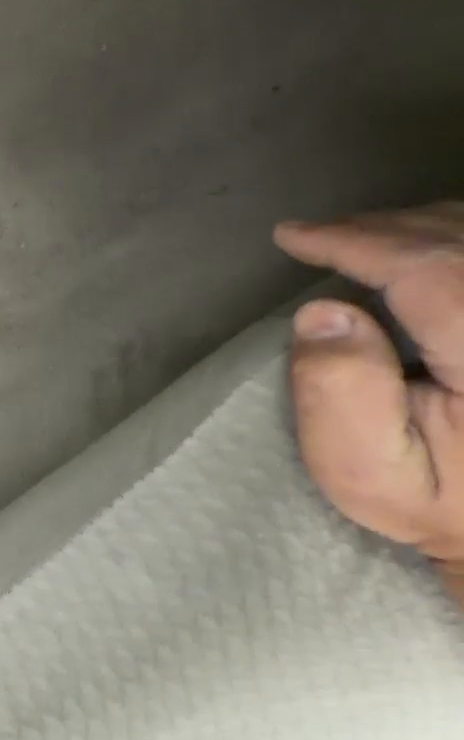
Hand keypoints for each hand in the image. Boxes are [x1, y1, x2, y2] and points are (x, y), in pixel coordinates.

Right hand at [275, 205, 463, 591]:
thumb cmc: (444, 509)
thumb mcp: (368, 473)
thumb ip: (338, 392)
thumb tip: (321, 312)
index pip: (432, 268)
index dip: (357, 241)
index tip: (293, 236)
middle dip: (387, 230)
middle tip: (321, 238)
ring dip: (430, 233)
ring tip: (368, 244)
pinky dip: (458, 247)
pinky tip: (430, 257)